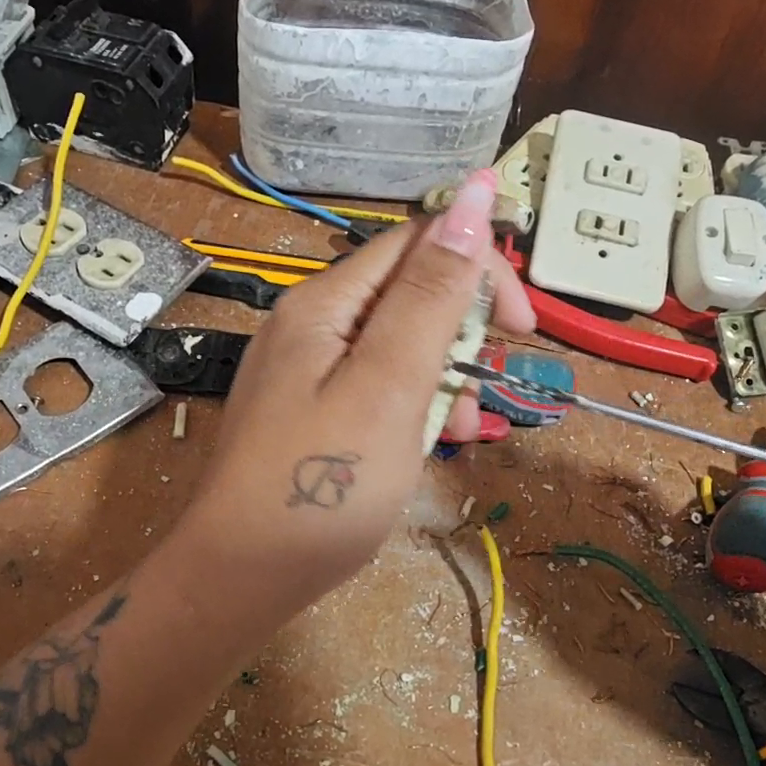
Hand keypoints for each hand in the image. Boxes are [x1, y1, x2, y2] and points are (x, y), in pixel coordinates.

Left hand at [168, 170, 534, 620]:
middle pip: (405, 296)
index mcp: (323, 305)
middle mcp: (307, 327)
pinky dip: (405, 412)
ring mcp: (302, 375)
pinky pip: (370, 392)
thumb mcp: (390, 384)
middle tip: (481, 389)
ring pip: (393, 351)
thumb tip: (473, 189)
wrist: (242, 576)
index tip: (522, 326)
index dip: (478, 268)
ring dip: (438, 381)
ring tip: (454, 433)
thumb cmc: (322, 484)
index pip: (416, 244)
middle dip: (458, 336)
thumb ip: (433, 292)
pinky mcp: (306, 417)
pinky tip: (420, 448)